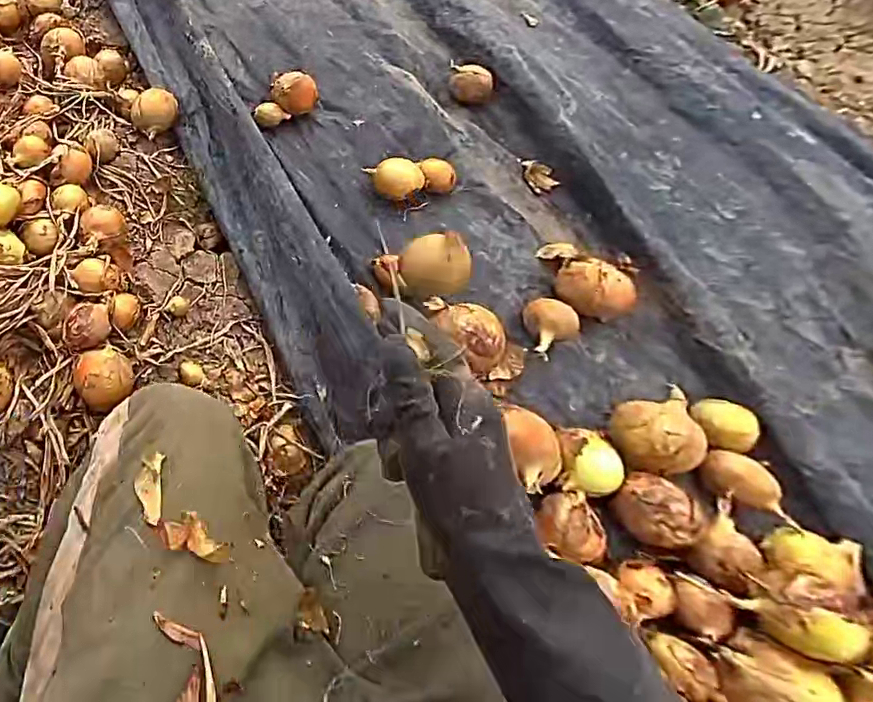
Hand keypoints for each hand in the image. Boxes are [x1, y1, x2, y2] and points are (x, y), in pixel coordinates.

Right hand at [368, 309, 536, 556]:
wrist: (494, 564)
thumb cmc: (457, 500)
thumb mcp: (422, 442)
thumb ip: (408, 392)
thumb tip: (394, 342)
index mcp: (468, 397)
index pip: (436, 346)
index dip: (409, 326)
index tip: (381, 308)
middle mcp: (473, 409)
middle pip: (425, 381)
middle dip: (397, 397)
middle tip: (378, 423)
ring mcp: (472, 435)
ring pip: (423, 412)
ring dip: (400, 429)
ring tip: (392, 464)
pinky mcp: (466, 459)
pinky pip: (430, 437)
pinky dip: (411, 448)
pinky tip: (402, 474)